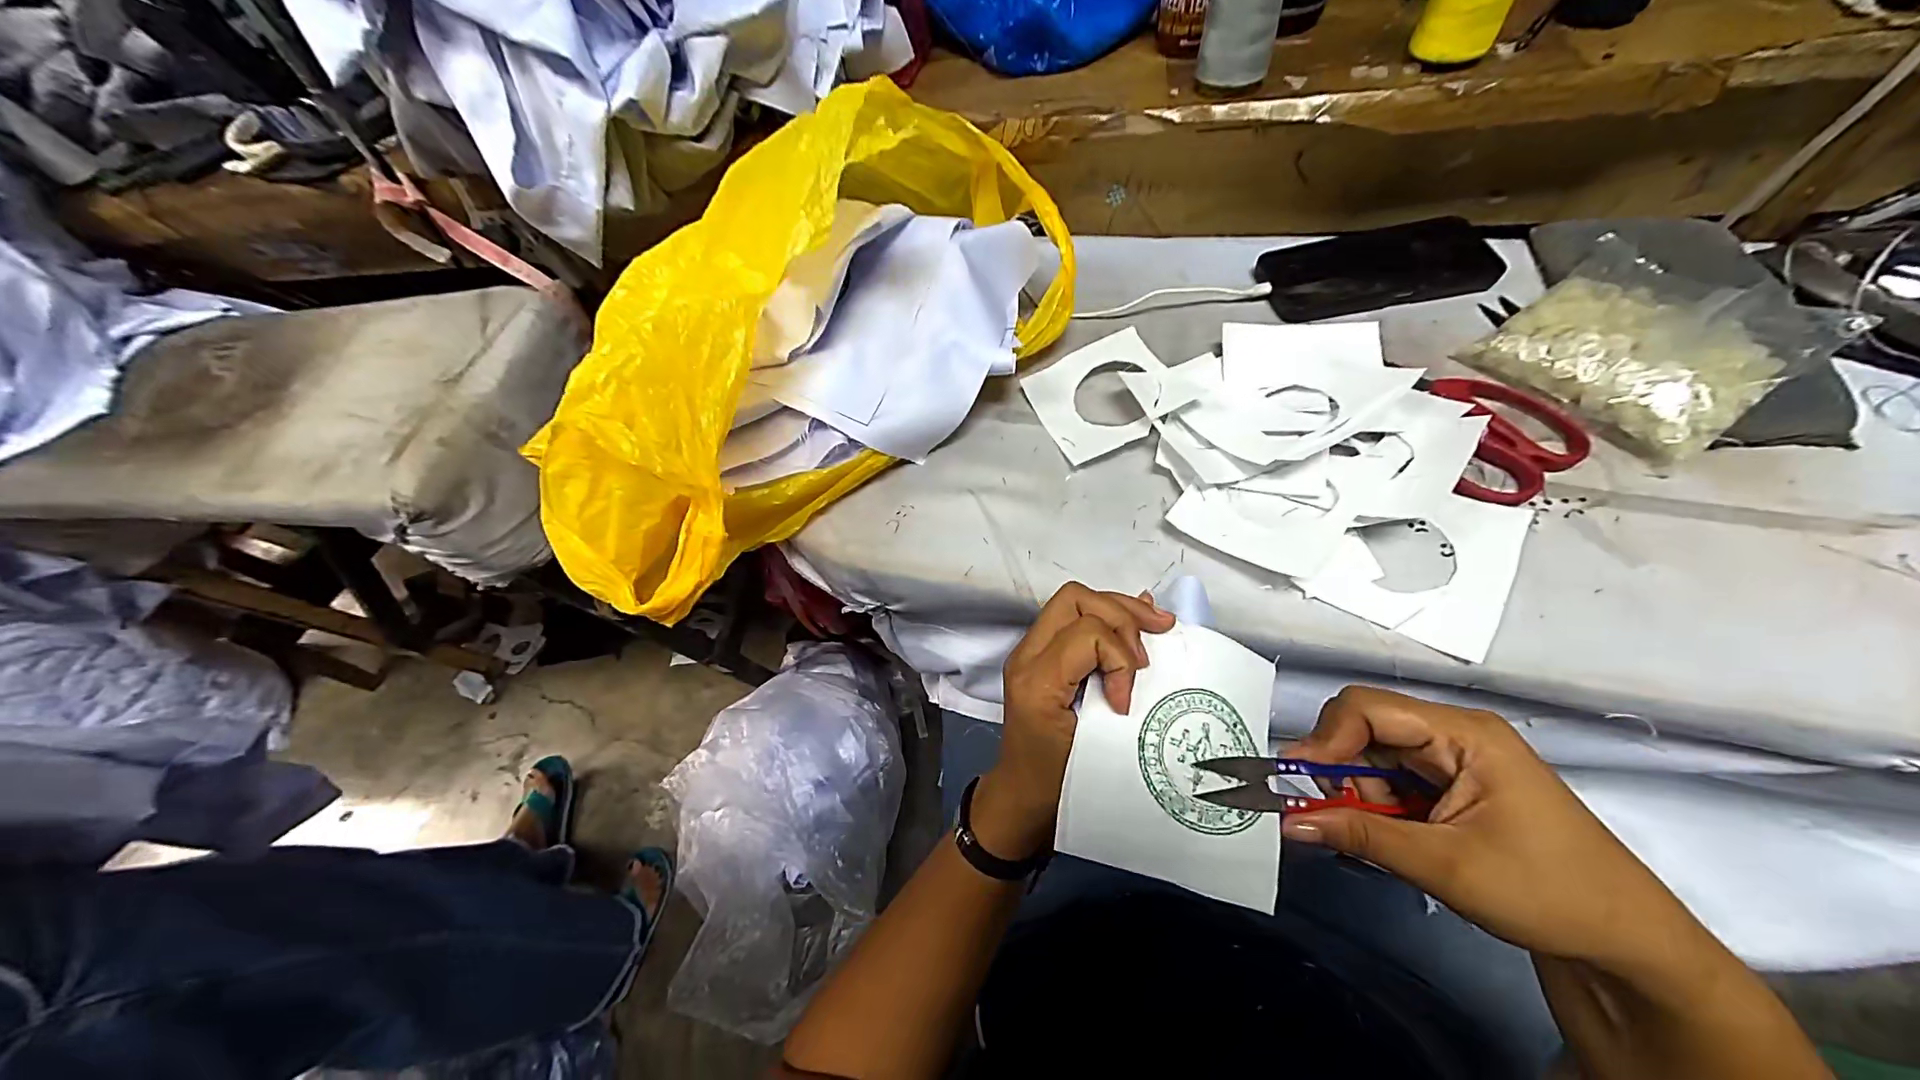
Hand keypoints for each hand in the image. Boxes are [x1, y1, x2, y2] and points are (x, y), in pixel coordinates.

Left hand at [971, 583, 1174, 862]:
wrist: (1022, 796)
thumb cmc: (1056, 780)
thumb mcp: (1092, 745)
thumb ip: (1114, 696)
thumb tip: (1148, 656)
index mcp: (1037, 679)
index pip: (1088, 633)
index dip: (1119, 659)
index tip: (1123, 701)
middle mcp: (1027, 656)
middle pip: (1077, 599)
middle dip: (1121, 616)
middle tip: (1147, 655)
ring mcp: (1031, 652)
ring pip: (1075, 601)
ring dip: (1118, 613)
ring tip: (1154, 630)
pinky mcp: (1040, 655)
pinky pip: (1072, 618)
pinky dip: (1107, 618)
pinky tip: (1136, 626)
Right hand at [1282, 687, 1710, 974]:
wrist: (1628, 945)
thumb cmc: (1553, 894)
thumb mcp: (1446, 866)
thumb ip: (1361, 834)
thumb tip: (1291, 821)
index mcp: (1464, 734)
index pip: (1367, 708)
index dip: (1327, 738)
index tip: (1302, 782)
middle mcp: (1455, 736)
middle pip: (1365, 729)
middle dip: (1342, 771)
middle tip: (1341, 816)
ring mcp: (1455, 760)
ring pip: (1373, 756)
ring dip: (1361, 794)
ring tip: (1387, 837)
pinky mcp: (1452, 785)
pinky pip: (1392, 779)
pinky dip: (1379, 806)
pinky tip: (1398, 836)